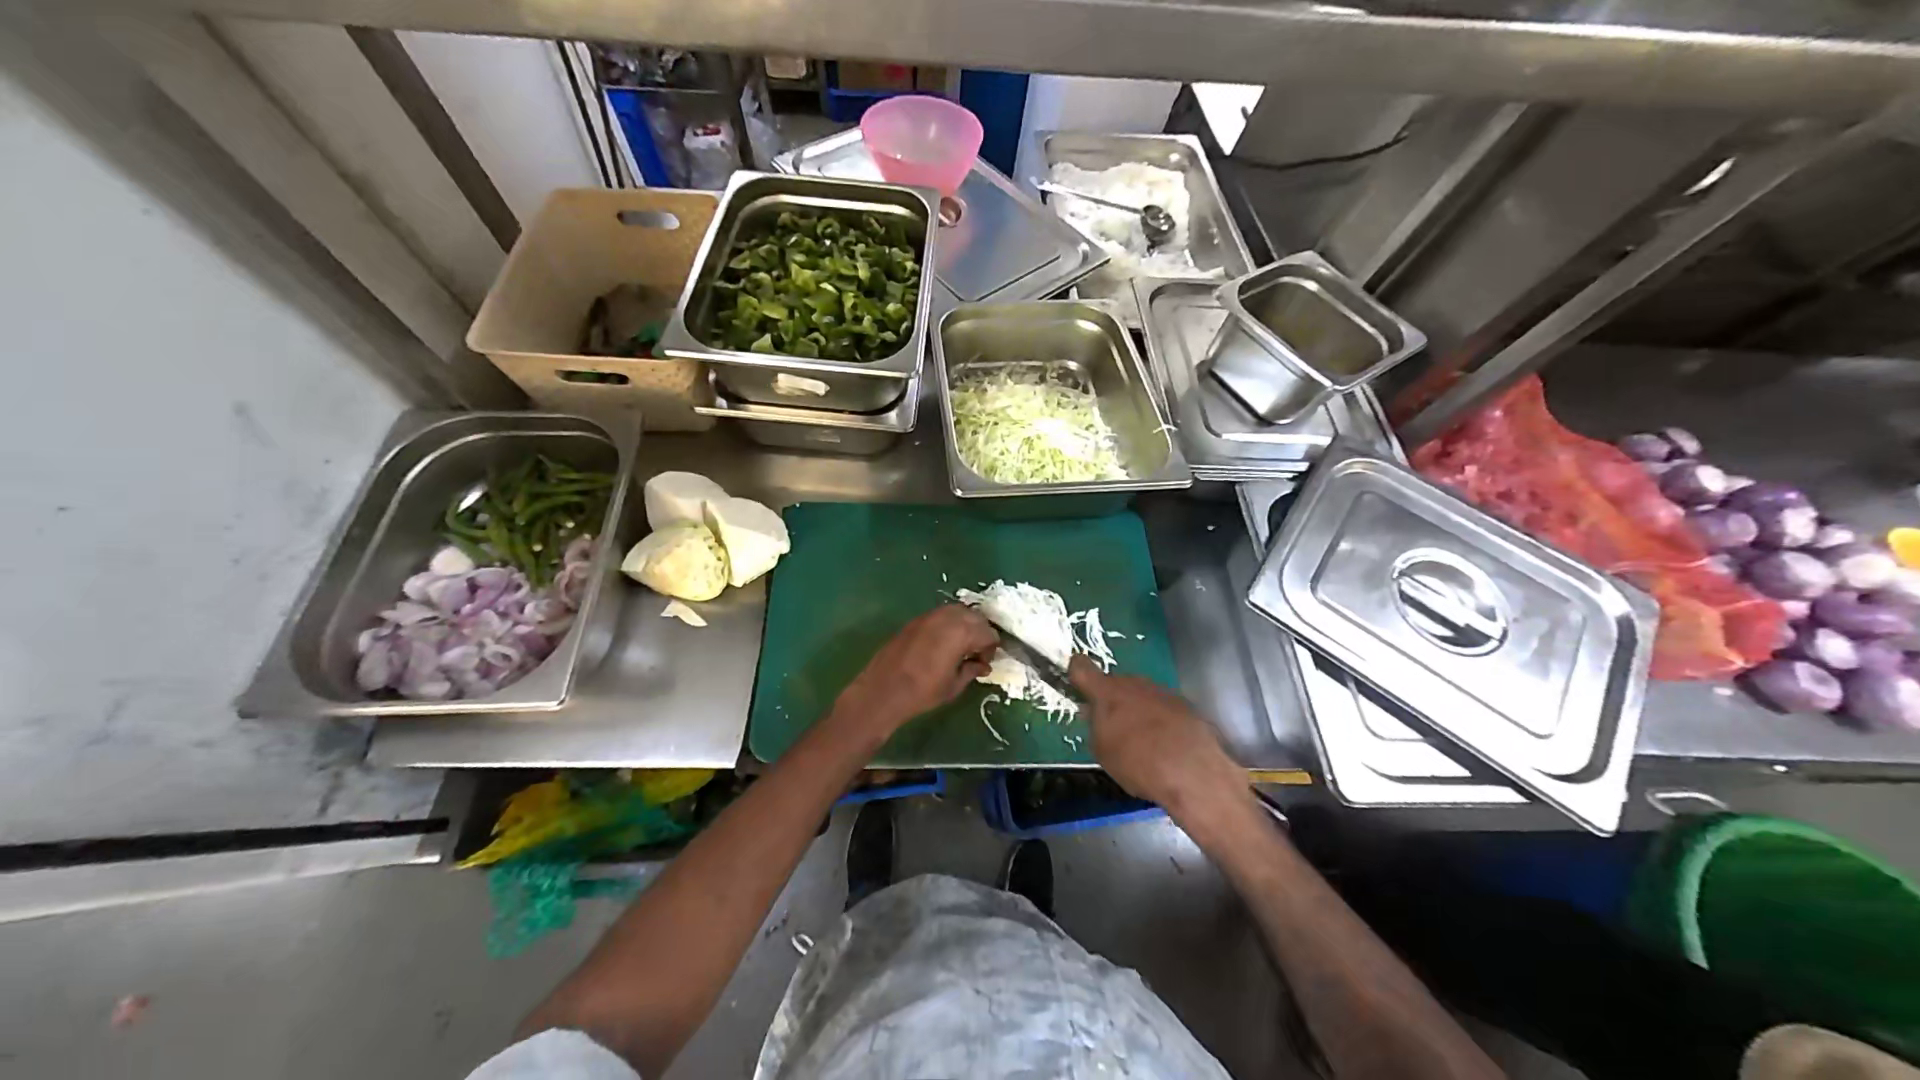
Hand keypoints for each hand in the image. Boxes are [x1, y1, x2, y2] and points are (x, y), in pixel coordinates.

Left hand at [831, 605, 998, 736]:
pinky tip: (944, 643)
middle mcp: (948, 617)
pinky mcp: (916, 620)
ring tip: (962, 647)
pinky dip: (949, 624)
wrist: (883, 690)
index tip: (984, 663)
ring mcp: (930, 616)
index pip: (988, 633)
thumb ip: (972, 670)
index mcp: (962, 633)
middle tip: (976, 654)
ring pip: (958, 612)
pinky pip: (941, 615)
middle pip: (975, 617)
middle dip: (981, 633)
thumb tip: (982, 665)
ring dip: (966, 625)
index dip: (991, 649)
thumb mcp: (954, 686)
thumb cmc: (922, 692)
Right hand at [1070, 656, 1246, 816]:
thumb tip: (1094, 713)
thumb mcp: (1102, 751)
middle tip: (1112, 727)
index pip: (1082, 668)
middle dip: (1112, 701)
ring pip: (1140, 695)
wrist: (1193, 771)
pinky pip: (1162, 708)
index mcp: (1106, 692)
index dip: (1076, 672)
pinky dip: (1160, 721)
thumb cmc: (1137, 762)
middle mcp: (1134, 683)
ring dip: (1137, 710)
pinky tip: (1165, 745)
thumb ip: (1094, 726)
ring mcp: (1162, 692)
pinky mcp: (1185, 705)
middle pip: (1115, 684)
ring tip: (1142, 741)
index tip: (1075, 681)